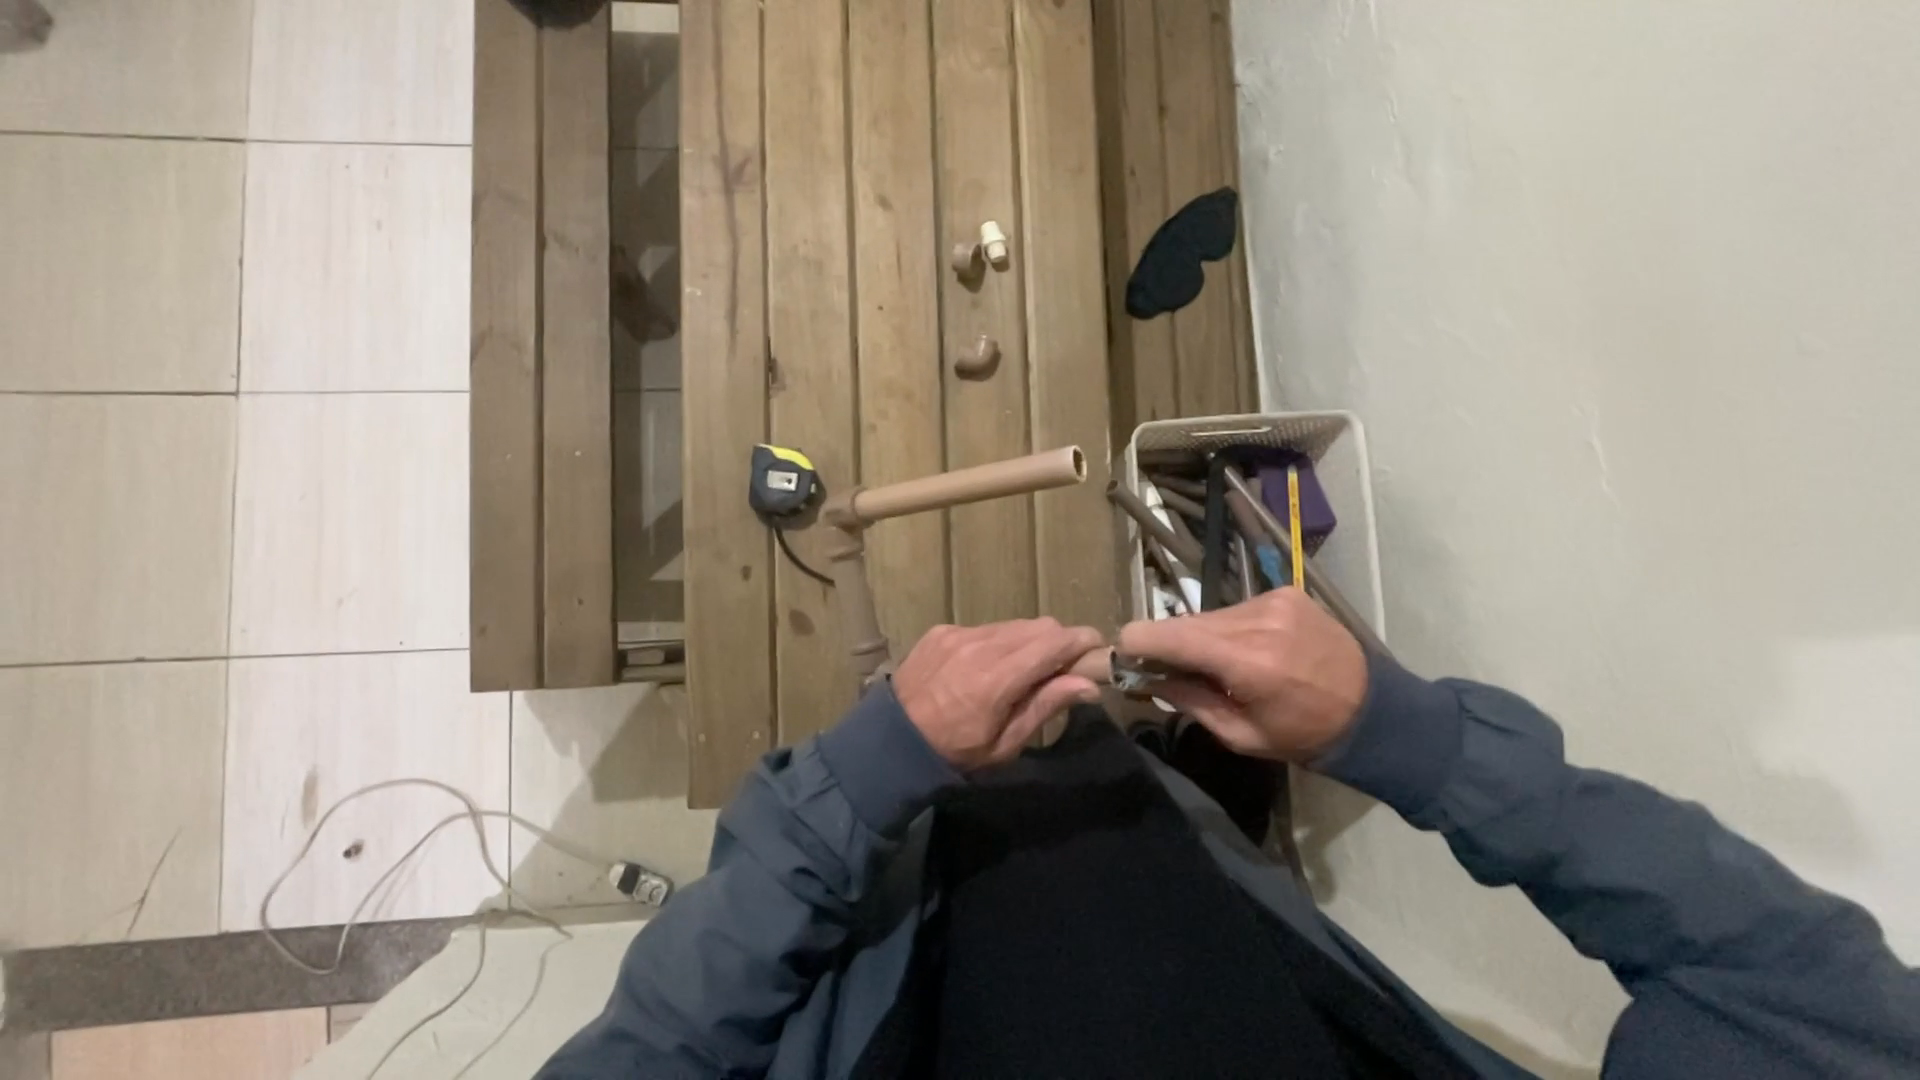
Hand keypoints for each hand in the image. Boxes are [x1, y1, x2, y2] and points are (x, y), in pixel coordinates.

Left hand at [894, 618, 1104, 770]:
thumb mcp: (1005, 744)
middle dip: (1059, 642)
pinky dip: (997, 643)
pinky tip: (986, 669)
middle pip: (1038, 626)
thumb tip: (1089, 683)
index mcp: (996, 678)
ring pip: (1012, 625)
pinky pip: (984, 628)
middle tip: (1063, 668)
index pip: (1054, 642)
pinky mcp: (941, 631)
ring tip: (1023, 671)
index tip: (1098, 651)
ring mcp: (957, 634)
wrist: (891, 743)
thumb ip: (1046, 706)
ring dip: (1028, 641)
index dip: (1082, 641)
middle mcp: (978, 645)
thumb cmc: (954, 753)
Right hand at [1117, 588, 1367, 761]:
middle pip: (1183, 622)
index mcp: (1247, 661)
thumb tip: (1147, 679)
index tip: (1123, 658)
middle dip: (1166, 644)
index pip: (1168, 636)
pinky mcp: (1285, 592)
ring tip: (1218, 665)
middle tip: (1165, 669)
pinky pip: (1235, 609)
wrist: (1375, 710)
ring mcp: (1273, 601)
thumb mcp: (1241, 735)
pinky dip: (1228, 628)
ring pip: (1208, 615)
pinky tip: (1247, 650)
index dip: (1136, 643)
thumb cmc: (1304, 733)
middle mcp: (1257, 620)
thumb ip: (1190, 702)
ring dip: (1200, 637)